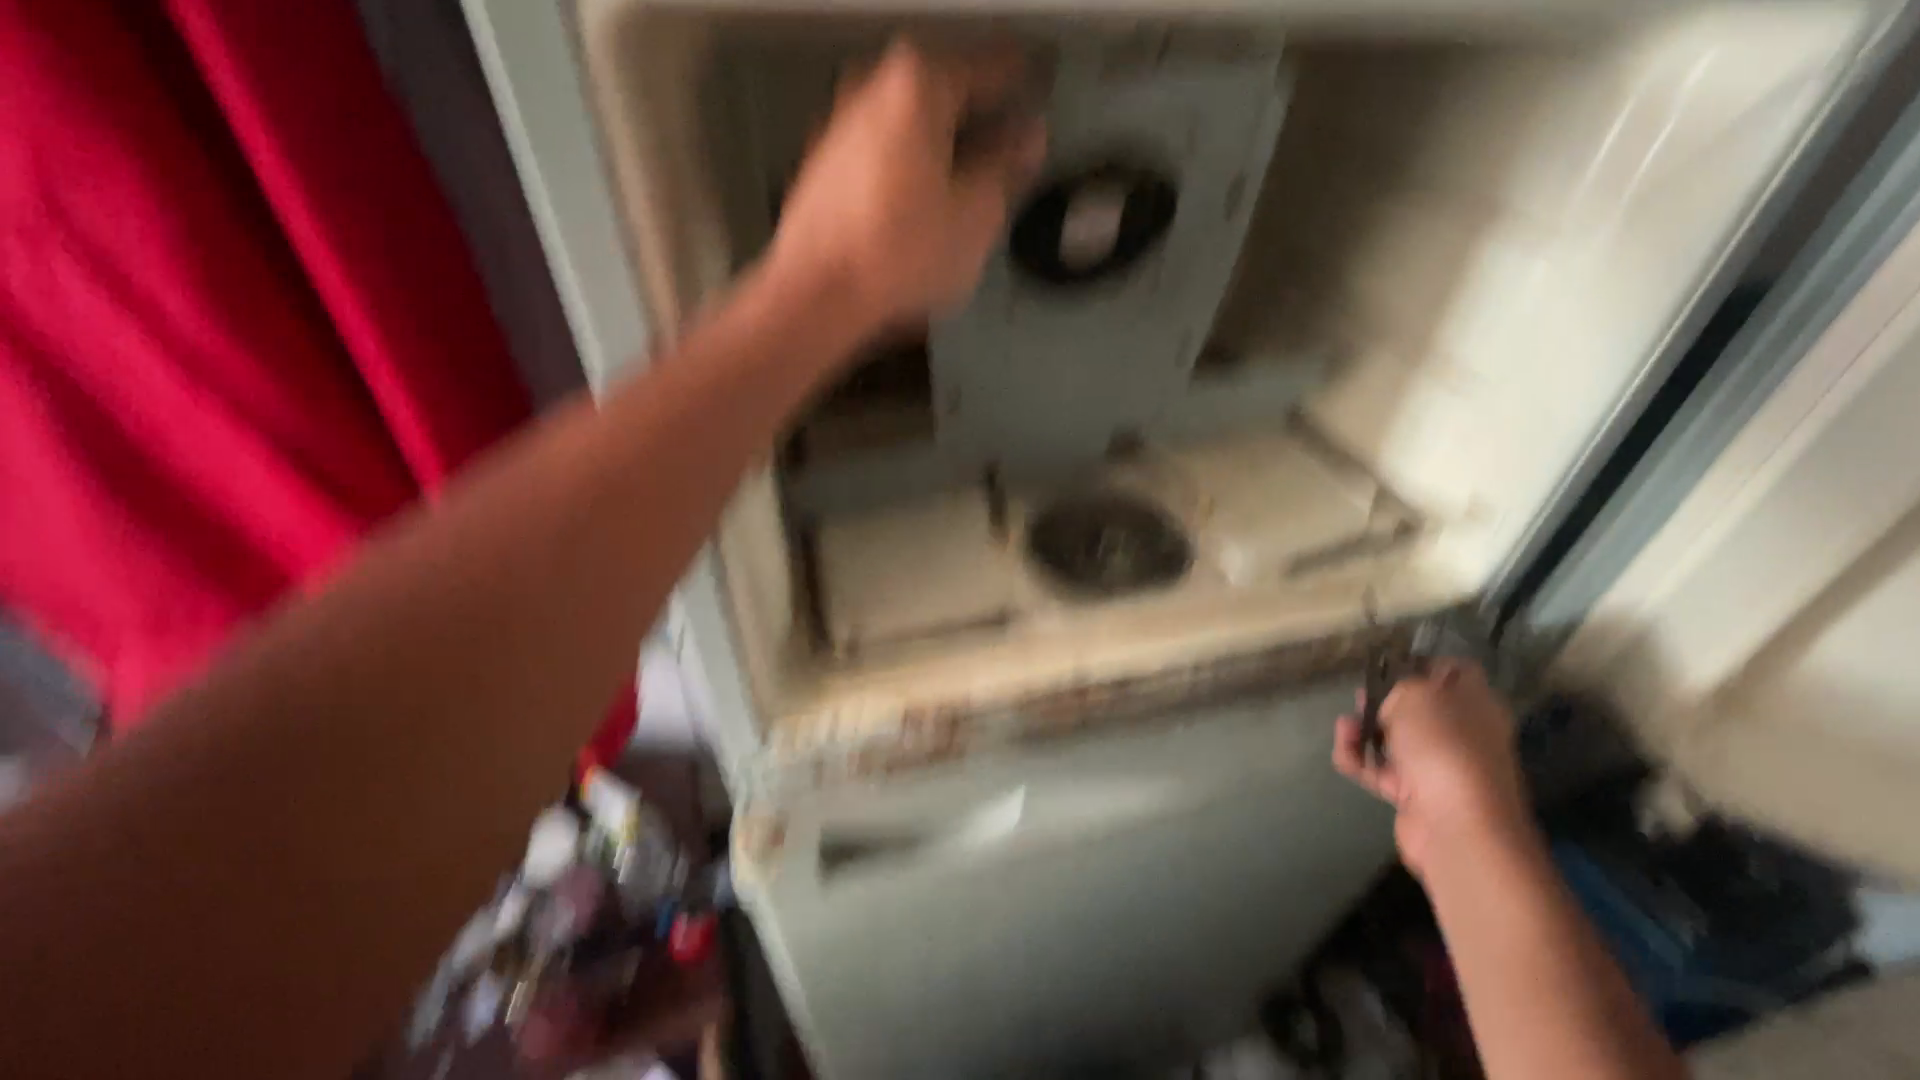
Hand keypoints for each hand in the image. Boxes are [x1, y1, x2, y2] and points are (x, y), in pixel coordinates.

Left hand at [765, 39, 1046, 331]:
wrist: (819, 296)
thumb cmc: (888, 257)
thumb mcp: (978, 212)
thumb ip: (1008, 166)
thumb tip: (1024, 144)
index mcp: (918, 84)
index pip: (992, 65)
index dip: (1024, 86)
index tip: (1039, 94)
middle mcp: (872, 92)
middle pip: (945, 93)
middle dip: (979, 118)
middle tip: (1012, 143)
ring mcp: (843, 128)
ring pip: (912, 125)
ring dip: (944, 147)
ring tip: (973, 184)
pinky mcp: (826, 169)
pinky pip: (885, 155)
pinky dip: (912, 170)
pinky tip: (928, 208)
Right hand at [1333, 659, 1531, 876]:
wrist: (1457, 824)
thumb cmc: (1444, 746)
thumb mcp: (1417, 694)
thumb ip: (1399, 685)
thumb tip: (1392, 700)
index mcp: (1476, 704)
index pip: (1456, 672)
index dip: (1426, 664)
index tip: (1393, 663)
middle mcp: (1461, 733)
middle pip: (1419, 707)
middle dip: (1385, 700)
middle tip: (1362, 694)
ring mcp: (1437, 765)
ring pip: (1394, 739)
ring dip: (1364, 730)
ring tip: (1345, 725)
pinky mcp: (1413, 793)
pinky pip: (1379, 769)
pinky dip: (1358, 758)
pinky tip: (1343, 748)